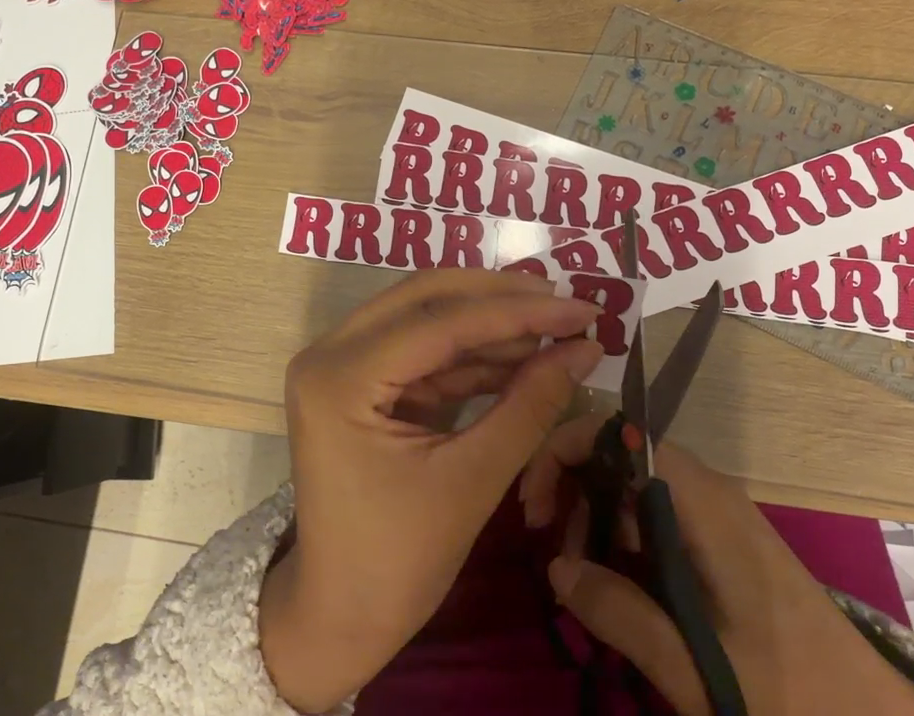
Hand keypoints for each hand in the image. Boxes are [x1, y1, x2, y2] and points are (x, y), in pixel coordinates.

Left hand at [260, 270, 603, 712]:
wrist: (344, 613)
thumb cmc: (400, 559)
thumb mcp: (473, 480)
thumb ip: (529, 407)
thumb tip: (585, 349)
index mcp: (340, 377)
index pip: (439, 322)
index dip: (517, 311)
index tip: (583, 308)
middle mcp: (329, 354)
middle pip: (424, 301)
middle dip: (500, 300)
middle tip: (569, 303)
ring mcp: (340, 367)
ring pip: (424, 321)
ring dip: (490, 326)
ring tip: (559, 330)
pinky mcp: (358, 384)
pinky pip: (421, 353)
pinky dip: (472, 356)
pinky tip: (524, 358)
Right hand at [519, 415, 913, 715]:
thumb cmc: (788, 690)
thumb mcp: (695, 666)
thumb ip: (621, 614)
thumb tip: (556, 567)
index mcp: (704, 505)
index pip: (617, 432)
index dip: (563, 451)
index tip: (535, 510)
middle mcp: (709, 495)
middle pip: (618, 456)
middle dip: (571, 491)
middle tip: (552, 555)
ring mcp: (718, 518)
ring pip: (634, 487)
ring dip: (593, 520)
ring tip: (579, 579)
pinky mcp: (722, 543)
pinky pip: (655, 516)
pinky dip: (621, 539)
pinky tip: (616, 586)